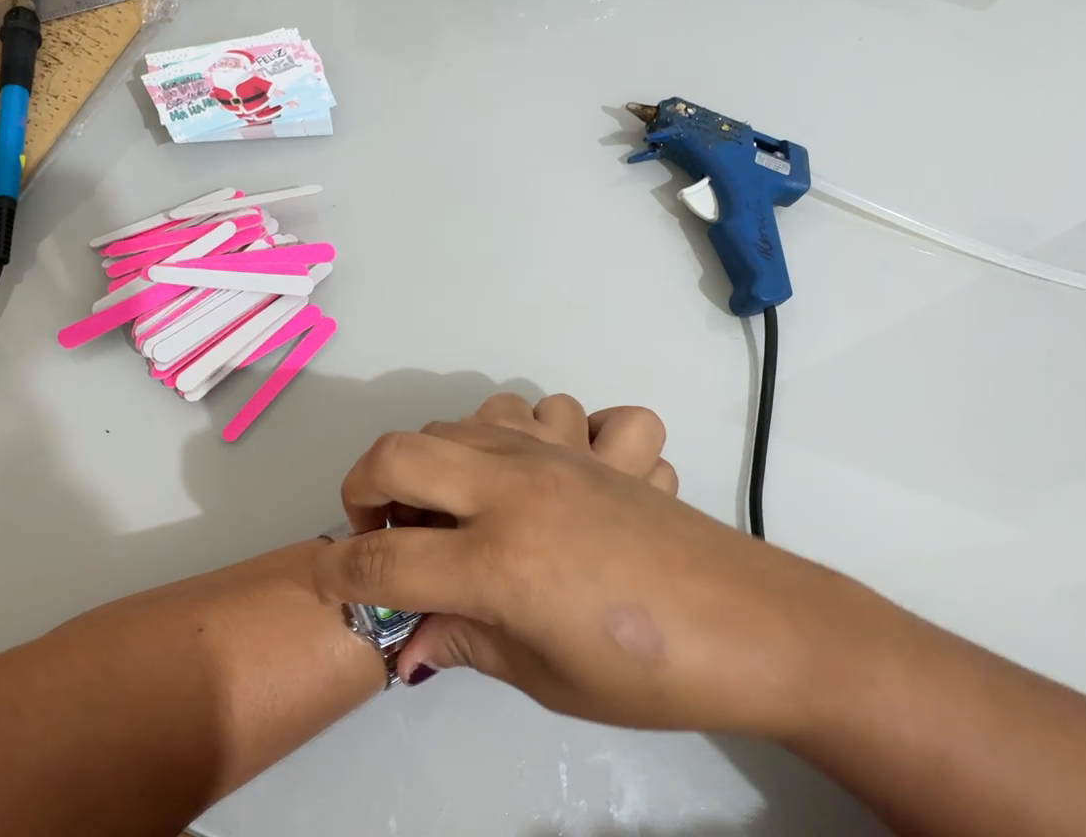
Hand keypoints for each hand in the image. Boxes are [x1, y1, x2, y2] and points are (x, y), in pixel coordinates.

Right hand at [312, 393, 873, 737]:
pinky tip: (536, 477)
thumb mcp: (545, 677)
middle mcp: (514, 491)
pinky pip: (537, 408)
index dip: (339, 575)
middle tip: (383, 530)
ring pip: (459, 420)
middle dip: (364, 487)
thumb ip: (463, 642)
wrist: (759, 628)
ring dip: (439, 459)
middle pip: (398, 454)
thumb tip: (407, 641)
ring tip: (459, 505)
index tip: (325, 581)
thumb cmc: (649, 674)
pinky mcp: (590, 445)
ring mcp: (555, 456)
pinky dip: (520, 432)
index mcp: (498, 563)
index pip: (385, 562)